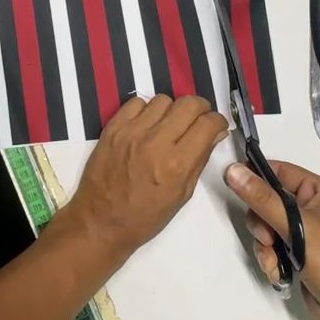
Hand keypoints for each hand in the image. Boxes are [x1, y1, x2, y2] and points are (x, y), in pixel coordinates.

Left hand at [50, 94, 228, 263]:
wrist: (102, 219)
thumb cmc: (146, 216)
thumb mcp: (182, 195)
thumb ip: (200, 160)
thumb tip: (214, 133)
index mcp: (177, 164)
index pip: (208, 124)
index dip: (217, 122)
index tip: (216, 126)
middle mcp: (156, 142)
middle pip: (188, 104)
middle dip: (200, 109)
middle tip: (197, 120)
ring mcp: (131, 131)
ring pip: (163, 100)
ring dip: (172, 110)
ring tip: (169, 125)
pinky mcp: (113, 127)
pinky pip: (136, 102)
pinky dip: (146, 110)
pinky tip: (146, 125)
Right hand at [225, 160, 319, 319]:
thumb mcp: (298, 228)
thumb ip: (262, 199)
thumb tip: (231, 169)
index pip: (280, 171)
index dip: (255, 178)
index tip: (233, 187)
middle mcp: (317, 209)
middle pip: (270, 200)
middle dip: (261, 222)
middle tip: (266, 238)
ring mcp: (311, 234)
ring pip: (269, 226)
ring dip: (265, 245)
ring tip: (274, 262)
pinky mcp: (304, 256)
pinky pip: (276, 247)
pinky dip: (272, 258)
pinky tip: (278, 273)